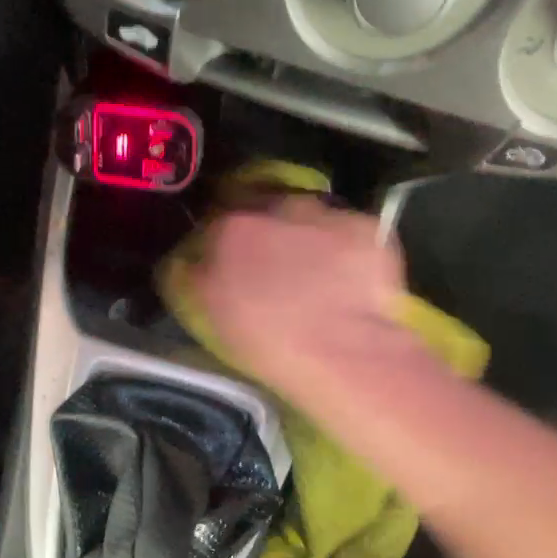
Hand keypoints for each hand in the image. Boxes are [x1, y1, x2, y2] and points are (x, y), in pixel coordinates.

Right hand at [191, 197, 414, 395]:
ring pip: (308, 217)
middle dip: (265, 232)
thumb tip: (190, 259)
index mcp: (230, 229)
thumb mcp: (210, 314)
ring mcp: (325, 213)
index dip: (223, 243)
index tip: (228, 263)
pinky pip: (347, 231)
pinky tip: (344, 278)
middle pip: (264, 210)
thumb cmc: (266, 341)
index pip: (218, 221)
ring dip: (305, 237)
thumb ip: (196, 275)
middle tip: (271, 269)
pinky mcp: (366, 226)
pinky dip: (343, 249)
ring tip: (312, 275)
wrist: (340, 350)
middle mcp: (277, 206)